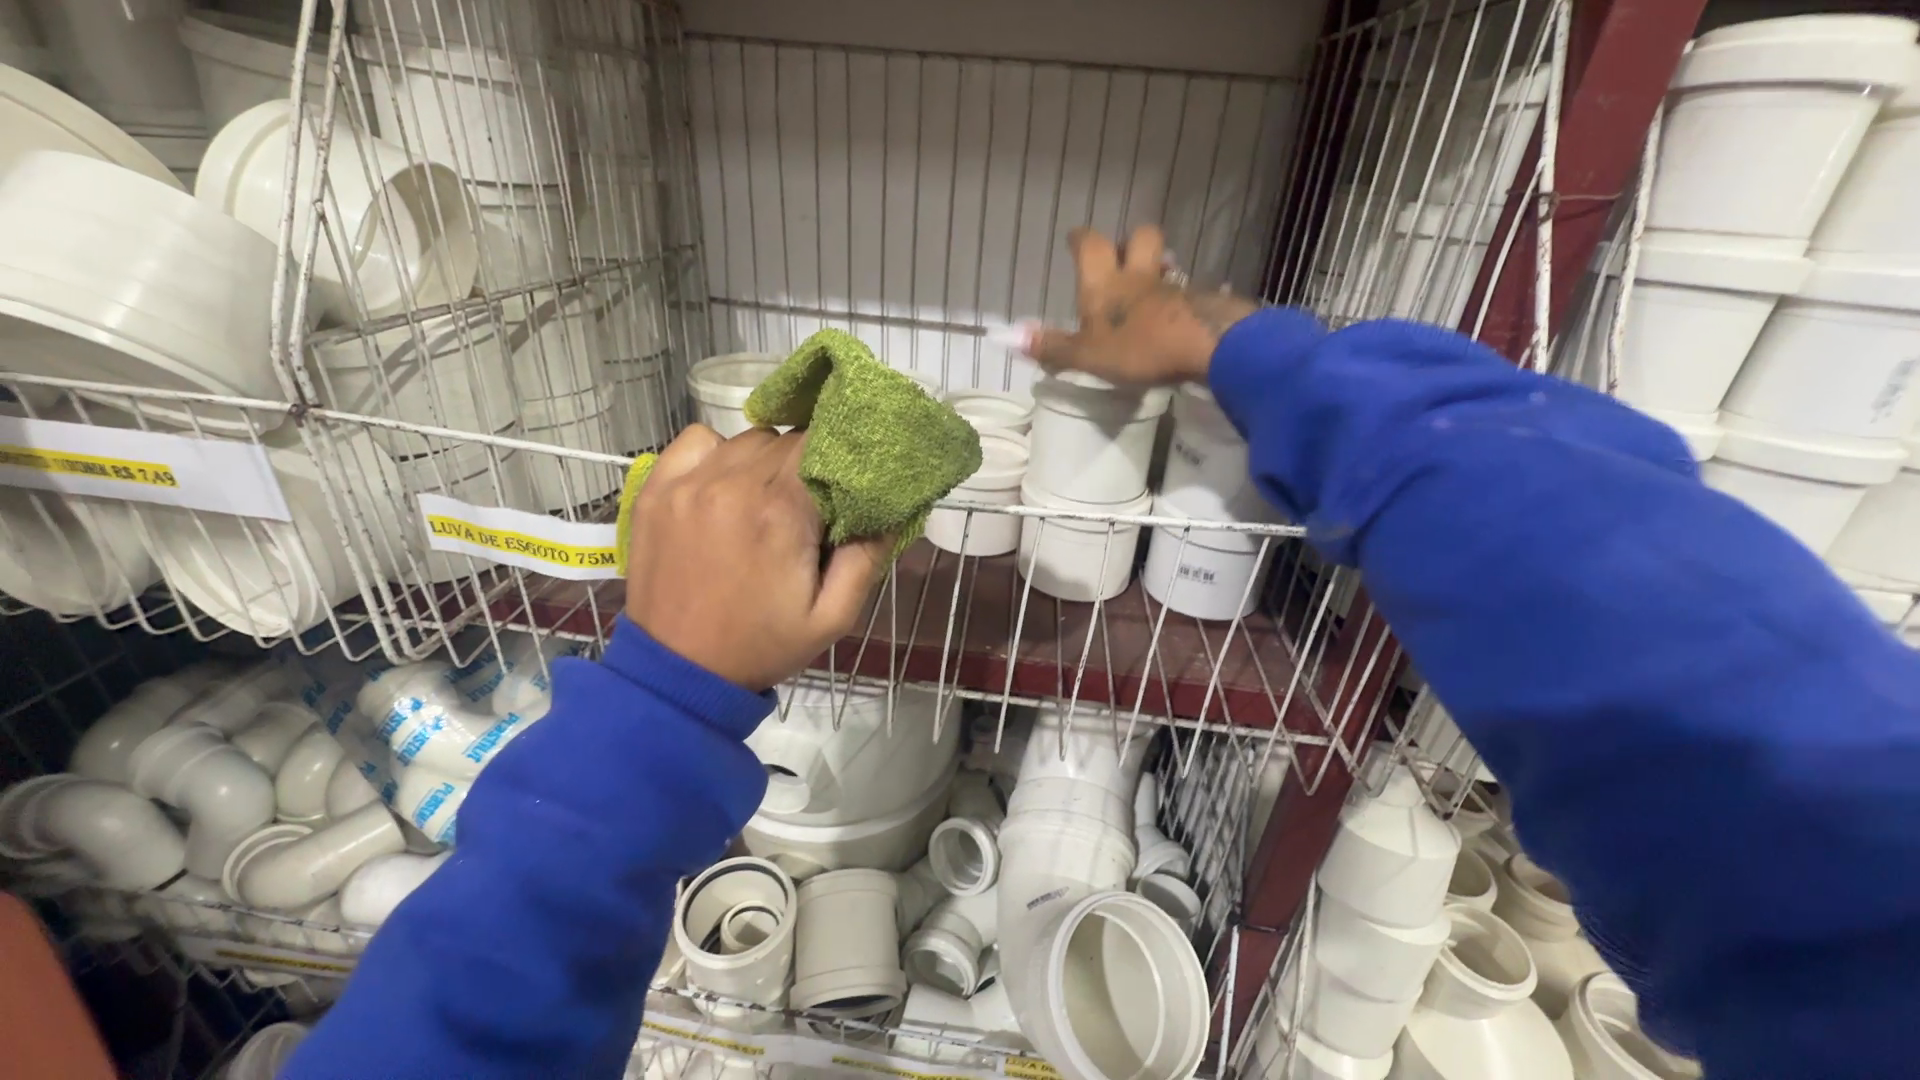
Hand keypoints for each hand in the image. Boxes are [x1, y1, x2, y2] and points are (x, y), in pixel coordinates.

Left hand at [624, 426, 889, 691]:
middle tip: (806, 509)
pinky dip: (717, 453)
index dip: (838, 462)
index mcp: (781, 512)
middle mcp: (733, 483)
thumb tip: (891, 508)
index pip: (823, 445)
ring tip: (764, 502)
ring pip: (747, 439)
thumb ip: (867, 559)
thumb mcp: (832, 618)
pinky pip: (697, 441)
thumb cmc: (760, 646)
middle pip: (787, 441)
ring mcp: (689, 482)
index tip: (842, 489)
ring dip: (764, 462)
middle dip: (805, 468)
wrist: (678, 673)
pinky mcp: (657, 489)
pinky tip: (723, 485)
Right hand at [1028, 225, 1259, 383]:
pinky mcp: (1201, 303)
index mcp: (1104, 283)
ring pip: (1166, 264)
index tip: (1075, 239)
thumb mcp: (1086, 355)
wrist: (1204, 345)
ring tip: (1151, 289)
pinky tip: (1177, 318)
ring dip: (1158, 269)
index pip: (1090, 245)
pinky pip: (1188, 292)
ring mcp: (1173, 287)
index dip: (1080, 239)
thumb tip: (1011, 337)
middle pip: (1140, 237)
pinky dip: (1180, 299)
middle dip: (1131, 241)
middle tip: (1124, 258)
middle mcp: (1138, 276)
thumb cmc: (1137, 348)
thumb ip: (1053, 347)